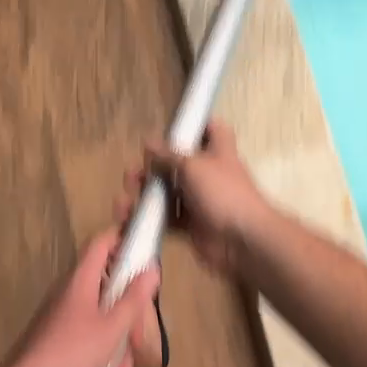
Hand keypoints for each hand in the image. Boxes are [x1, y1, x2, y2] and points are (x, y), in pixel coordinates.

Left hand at [11, 232, 159, 366]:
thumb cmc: (72, 354)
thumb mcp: (112, 328)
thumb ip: (133, 299)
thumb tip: (151, 268)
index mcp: (81, 281)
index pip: (101, 244)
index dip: (122, 240)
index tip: (144, 253)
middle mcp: (70, 295)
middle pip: (107, 292)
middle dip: (127, 320)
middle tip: (138, 342)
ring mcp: (62, 321)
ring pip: (101, 325)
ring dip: (116, 353)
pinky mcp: (57, 345)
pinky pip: (88, 346)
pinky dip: (101, 366)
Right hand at [126, 120, 281, 276]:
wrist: (243, 241)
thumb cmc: (223, 193)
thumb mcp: (194, 166)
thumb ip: (169, 156)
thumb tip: (148, 141)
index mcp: (217, 152)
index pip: (211, 129)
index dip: (194, 125)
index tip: (169, 127)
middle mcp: (208, 174)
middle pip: (176, 164)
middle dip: (151, 168)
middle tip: (132, 175)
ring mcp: (199, 201)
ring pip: (167, 193)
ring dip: (144, 195)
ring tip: (123, 202)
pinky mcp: (190, 227)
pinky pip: (165, 219)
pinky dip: (148, 219)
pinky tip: (128, 220)